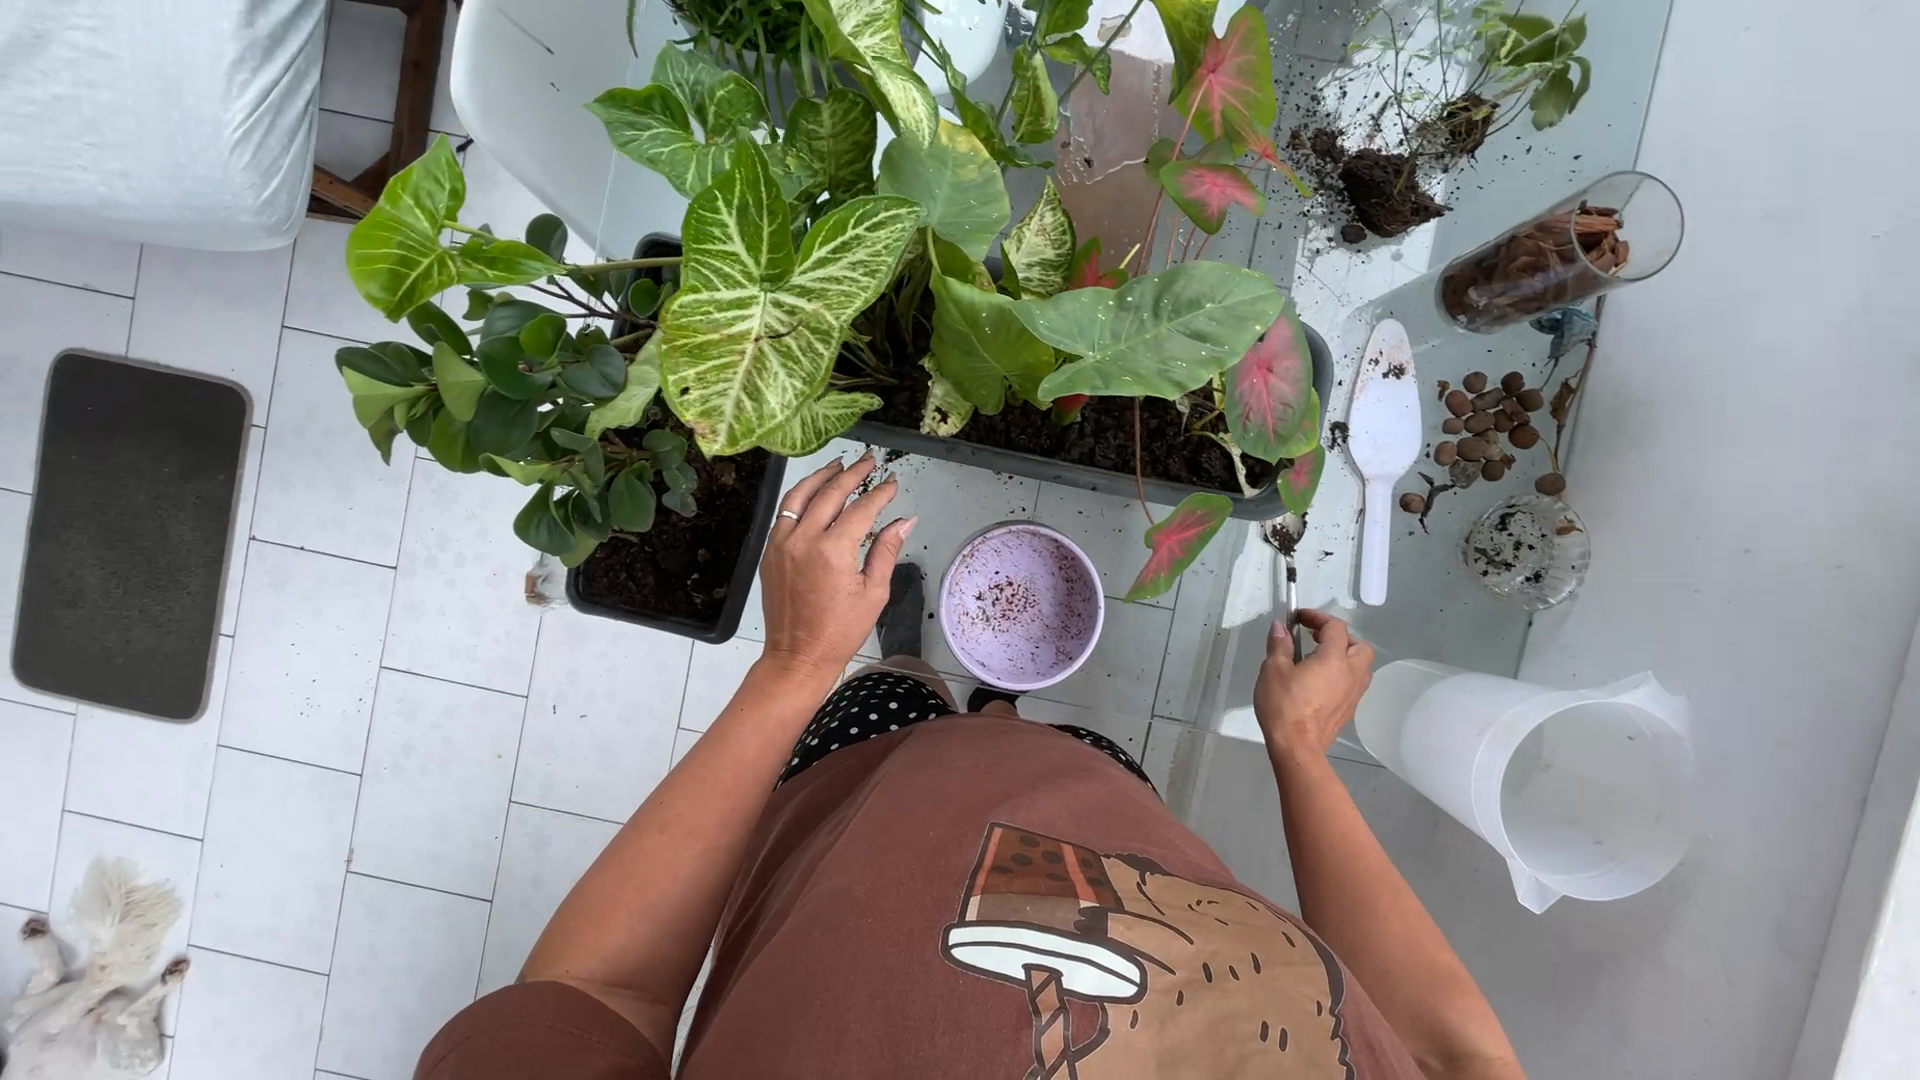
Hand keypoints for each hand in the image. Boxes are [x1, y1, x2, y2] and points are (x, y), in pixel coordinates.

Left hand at [758, 452, 914, 681]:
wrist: (798, 656)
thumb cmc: (839, 631)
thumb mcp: (874, 592)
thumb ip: (887, 551)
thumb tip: (905, 521)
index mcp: (832, 552)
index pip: (861, 509)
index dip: (879, 493)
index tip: (892, 483)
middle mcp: (803, 541)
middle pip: (830, 494)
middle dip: (853, 474)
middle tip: (869, 461)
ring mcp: (781, 544)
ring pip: (800, 496)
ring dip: (822, 476)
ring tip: (839, 465)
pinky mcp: (770, 552)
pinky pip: (785, 513)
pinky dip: (801, 497)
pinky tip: (814, 491)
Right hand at [1254, 610, 1374, 759]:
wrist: (1298, 745)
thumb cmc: (1284, 704)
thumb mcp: (1273, 669)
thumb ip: (1279, 644)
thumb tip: (1280, 627)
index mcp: (1333, 658)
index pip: (1335, 627)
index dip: (1318, 617)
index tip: (1299, 618)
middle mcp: (1351, 673)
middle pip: (1360, 645)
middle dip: (1340, 637)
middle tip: (1316, 639)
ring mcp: (1354, 693)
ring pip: (1362, 665)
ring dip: (1346, 656)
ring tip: (1320, 659)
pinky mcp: (1350, 709)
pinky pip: (1354, 682)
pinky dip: (1343, 674)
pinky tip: (1321, 681)